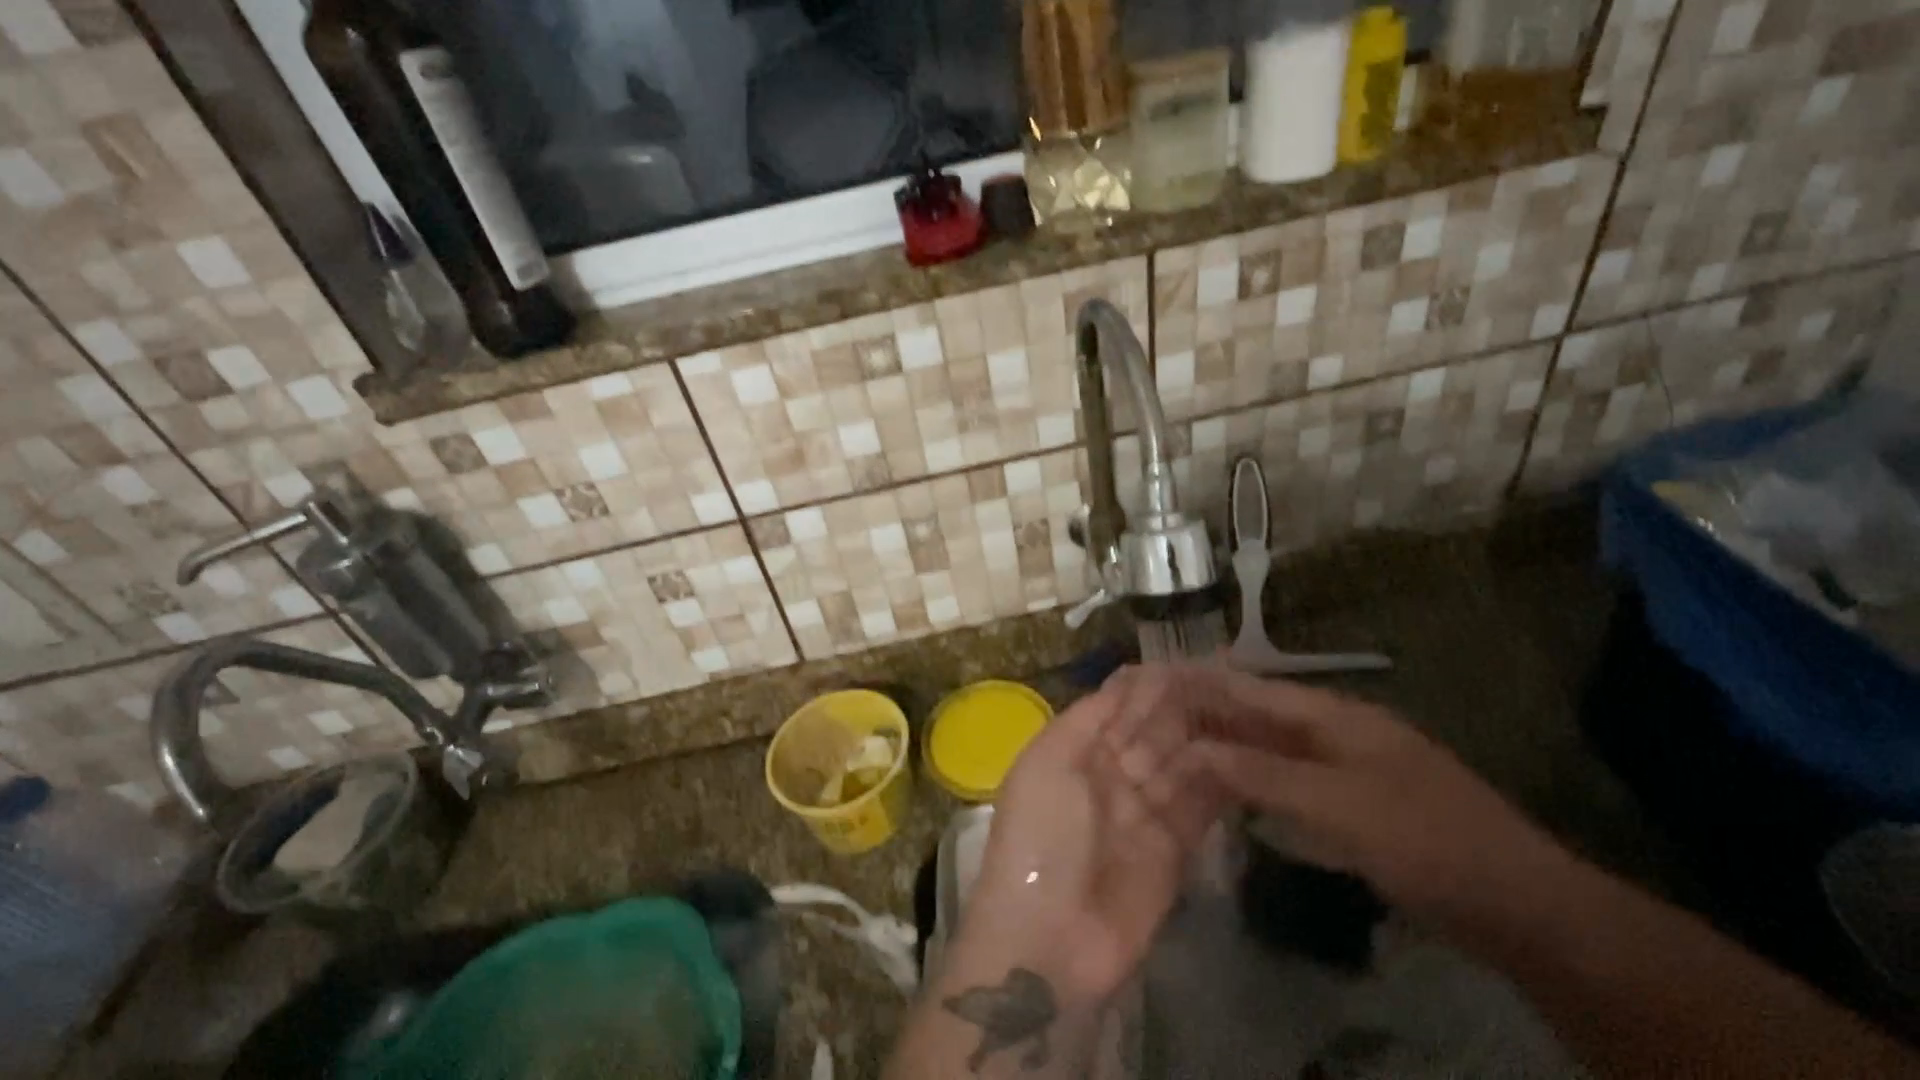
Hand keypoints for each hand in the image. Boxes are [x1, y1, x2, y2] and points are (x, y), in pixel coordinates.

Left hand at [955, 666, 1226, 1000]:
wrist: (1050, 939)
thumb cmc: (1041, 838)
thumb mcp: (1048, 764)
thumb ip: (1090, 717)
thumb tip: (1131, 676)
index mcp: (1076, 750)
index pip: (1122, 705)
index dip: (1157, 685)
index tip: (1200, 661)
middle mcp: (1112, 774)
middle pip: (1157, 731)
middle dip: (1192, 707)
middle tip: (1242, 680)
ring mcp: (1145, 812)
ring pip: (1185, 763)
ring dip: (1215, 738)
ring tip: (1258, 709)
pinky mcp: (1175, 848)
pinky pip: (1203, 805)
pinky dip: (1225, 782)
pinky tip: (1256, 754)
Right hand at [1181, 666, 1566, 922]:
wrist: (1514, 902)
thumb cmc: (1422, 840)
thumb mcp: (1335, 804)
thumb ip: (1261, 773)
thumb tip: (1192, 749)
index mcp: (1339, 717)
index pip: (1256, 689)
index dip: (1206, 683)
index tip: (1155, 678)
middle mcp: (1342, 733)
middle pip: (1264, 715)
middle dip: (1211, 714)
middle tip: (1152, 718)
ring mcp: (1353, 770)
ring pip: (1276, 749)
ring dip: (1230, 748)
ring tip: (1176, 749)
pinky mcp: (1359, 807)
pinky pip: (1294, 783)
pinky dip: (1257, 783)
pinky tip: (1231, 794)